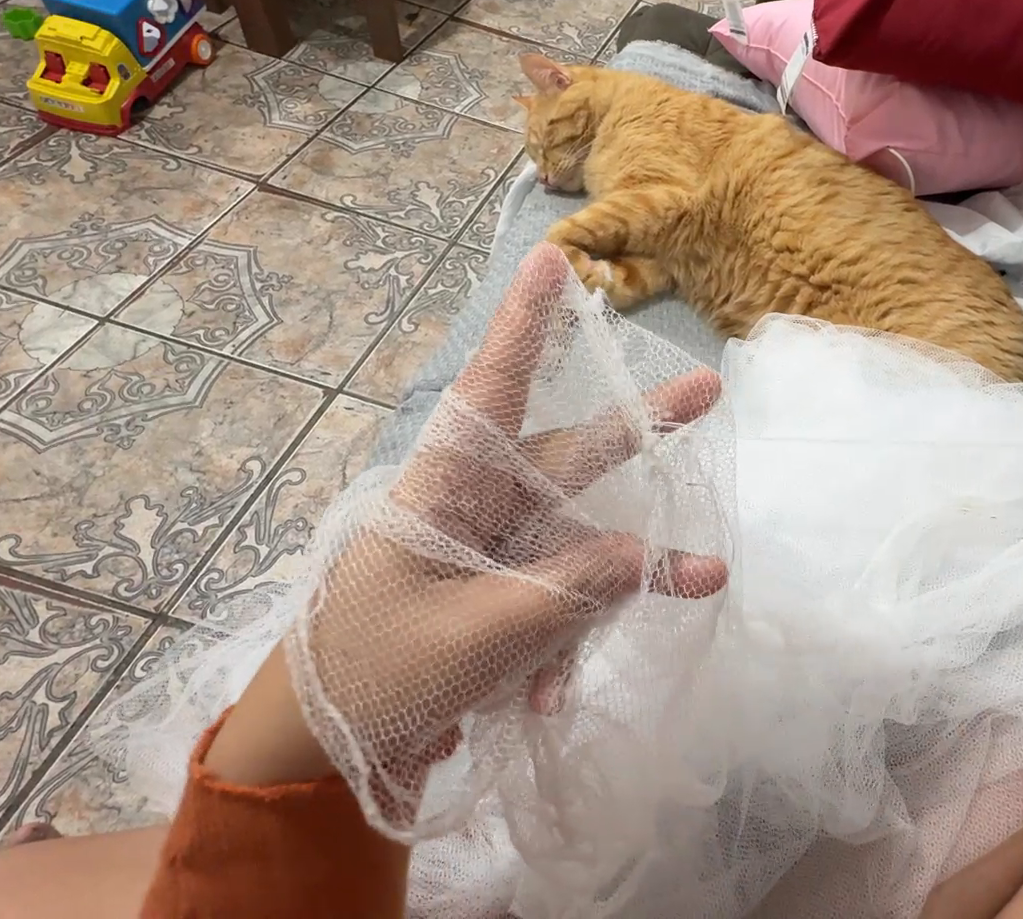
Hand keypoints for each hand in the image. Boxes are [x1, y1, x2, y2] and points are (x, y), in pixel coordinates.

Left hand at [209, 245, 726, 813]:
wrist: (316, 761)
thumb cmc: (370, 678)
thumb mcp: (470, 636)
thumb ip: (561, 591)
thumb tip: (640, 553)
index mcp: (444, 490)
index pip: (490, 389)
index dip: (523, 324)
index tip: (552, 260)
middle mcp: (477, 508)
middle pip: (567, 456)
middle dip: (638, 428)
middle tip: (706, 387)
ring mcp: (496, 556)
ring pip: (580, 543)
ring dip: (627, 575)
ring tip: (706, 578)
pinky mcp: (506, 600)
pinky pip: (560, 603)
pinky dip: (564, 647)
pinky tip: (542, 699)